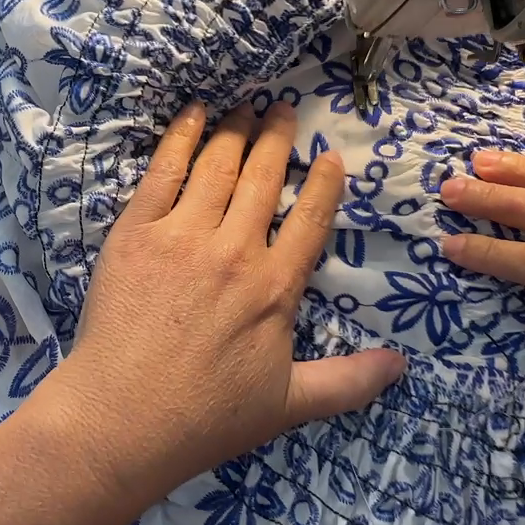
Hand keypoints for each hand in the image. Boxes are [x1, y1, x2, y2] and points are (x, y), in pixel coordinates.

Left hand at [34, 102, 404, 490]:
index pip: (311, 219)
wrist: (122, 419)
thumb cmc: (207, 416)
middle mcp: (235, 249)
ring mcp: (184, 235)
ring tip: (245, 106)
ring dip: (235, 130)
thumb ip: (348, 381)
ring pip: (218, 166)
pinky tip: (193, 113)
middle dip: (277, 138)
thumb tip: (402, 366)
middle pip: (264, 178)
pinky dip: (180, 137)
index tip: (330, 156)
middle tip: (284, 109)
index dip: (325, 183)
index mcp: (276, 287)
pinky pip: (164, 172)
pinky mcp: (137, 231)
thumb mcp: (289, 405)